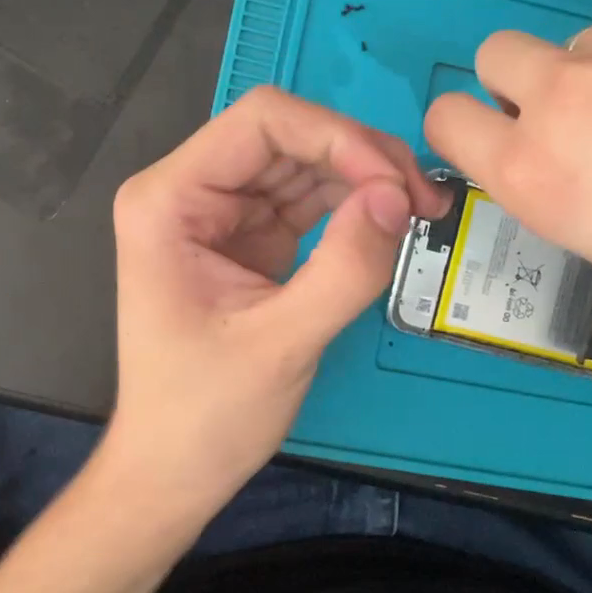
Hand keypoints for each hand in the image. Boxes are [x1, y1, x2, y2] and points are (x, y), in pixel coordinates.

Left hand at [105, 87, 450, 516]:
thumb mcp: (282, 343)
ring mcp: (217, 211)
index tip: (394, 183)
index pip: (261, 122)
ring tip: (419, 209)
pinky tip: (391, 220)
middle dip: (359, 156)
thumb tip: (399, 196)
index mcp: (168, 200)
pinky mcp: (245, 234)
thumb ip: (345, 267)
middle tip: (422, 199)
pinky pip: (305, 197)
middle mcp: (187, 190)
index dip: (336, 136)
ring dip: (363, 176)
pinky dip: (351, 203)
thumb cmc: (206, 416)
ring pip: (301, 161)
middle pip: (285, 135)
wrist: (174, 470)